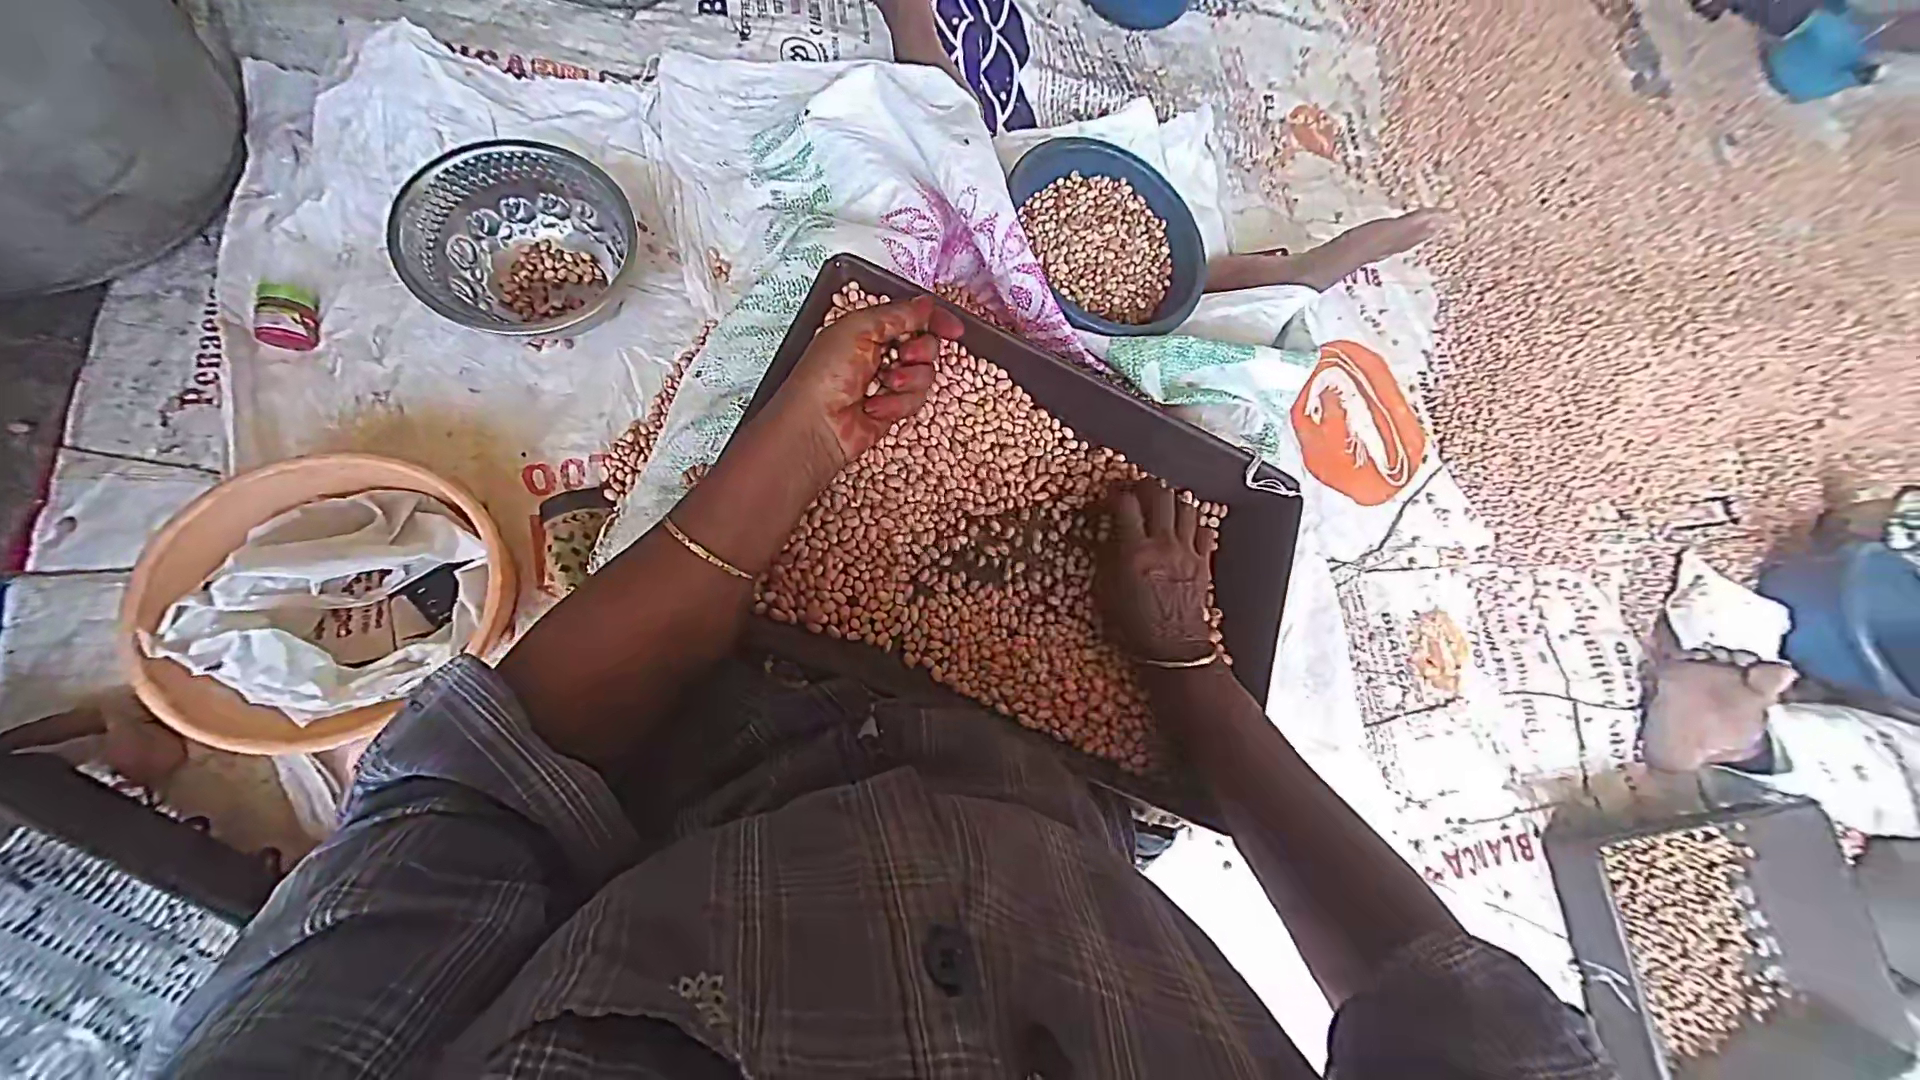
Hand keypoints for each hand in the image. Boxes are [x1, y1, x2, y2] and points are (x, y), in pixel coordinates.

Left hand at [764, 295, 964, 476]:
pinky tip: (875, 407)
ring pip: (925, 375)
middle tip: (904, 356)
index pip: (912, 318)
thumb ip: (897, 314)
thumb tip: (925, 305)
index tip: (954, 328)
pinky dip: (897, 403)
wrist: (819, 423)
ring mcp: (889, 383)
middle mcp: (881, 354)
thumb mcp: (859, 328)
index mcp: (870, 328)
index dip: (935, 320)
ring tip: (885, 384)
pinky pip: (916, 400)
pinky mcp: (894, 408)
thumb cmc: (826, 375)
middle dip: (920, 351)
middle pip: (926, 346)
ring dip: (908, 379)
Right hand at [1098, 480, 1217, 663]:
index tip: (1110, 496)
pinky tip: (1184, 526)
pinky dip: (1194, 521)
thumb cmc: (1135, 625)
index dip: (1116, 494)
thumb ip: (1107, 557)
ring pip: (1186, 506)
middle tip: (1136, 489)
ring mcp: (1187, 551)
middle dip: (1145, 486)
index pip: (1126, 505)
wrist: (1172, 647)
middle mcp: (1163, 545)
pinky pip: (1204, 528)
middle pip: (1160, 496)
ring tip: (1161, 502)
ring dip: (1171, 499)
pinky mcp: (1203, 562)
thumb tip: (1106, 536)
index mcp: (1134, 552)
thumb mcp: (1106, 591)